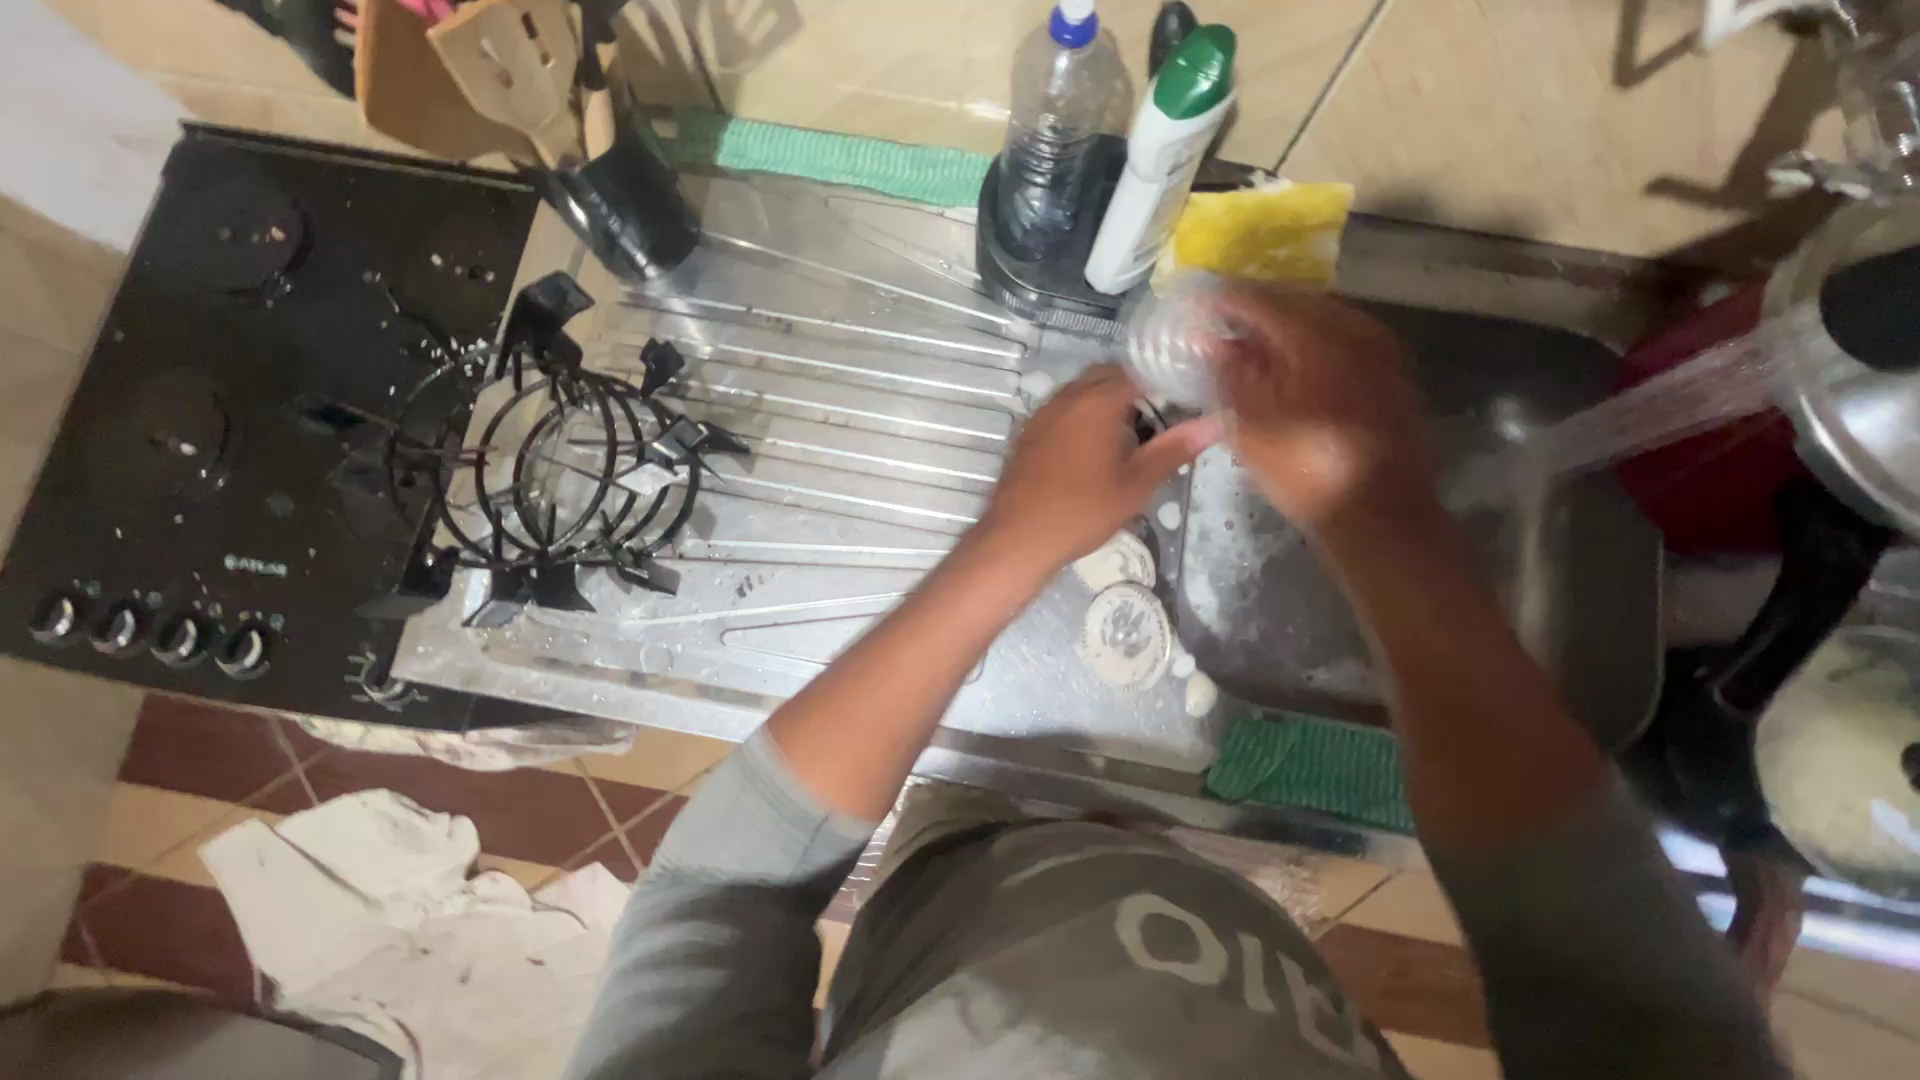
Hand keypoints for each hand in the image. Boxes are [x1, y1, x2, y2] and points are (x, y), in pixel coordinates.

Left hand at [977, 365, 1219, 574]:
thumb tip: (1214, 424)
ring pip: (1079, 392)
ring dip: (1102, 404)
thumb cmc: (1083, 511)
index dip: (1160, 382)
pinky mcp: (1026, 434)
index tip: (1179, 402)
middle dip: (1131, 391)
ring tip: (1124, 437)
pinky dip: (1078, 418)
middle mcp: (1066, 398)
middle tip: (1154, 421)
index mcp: (1097, 402)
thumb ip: (1173, 449)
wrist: (1019, 538)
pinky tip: (1089, 451)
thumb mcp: (1136, 484)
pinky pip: (1060, 411)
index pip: (1136, 372)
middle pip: (1105, 377)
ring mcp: (1041, 414)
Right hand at [1207, 287, 1432, 530]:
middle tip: (1221, 320)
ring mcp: (1379, 348)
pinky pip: (1343, 335)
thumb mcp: (1250, 427)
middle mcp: (1353, 330)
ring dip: (1285, 321)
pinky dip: (1311, 338)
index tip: (1195, 303)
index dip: (1222, 300)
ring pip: (1323, 315)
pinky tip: (1291, 360)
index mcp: (1315, 339)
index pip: (1260, 302)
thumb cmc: (1304, 473)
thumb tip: (1211, 342)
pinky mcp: (1391, 370)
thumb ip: (1229, 375)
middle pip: (1296, 300)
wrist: (1377, 514)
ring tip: (1252, 339)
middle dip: (1256, 306)